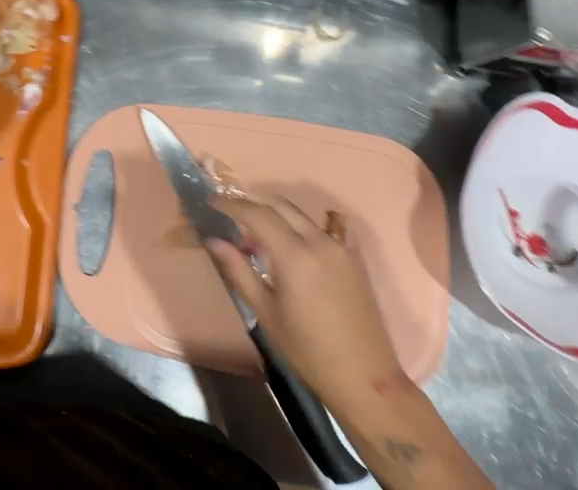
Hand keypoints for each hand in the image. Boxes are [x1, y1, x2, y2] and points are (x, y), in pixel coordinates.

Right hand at [210, 195, 409, 408]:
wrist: (364, 376)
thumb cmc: (307, 350)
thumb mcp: (266, 313)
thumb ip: (239, 271)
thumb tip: (214, 241)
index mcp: (294, 254)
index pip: (257, 214)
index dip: (232, 204)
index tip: (213, 202)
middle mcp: (318, 241)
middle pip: (280, 205)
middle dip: (253, 202)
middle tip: (231, 212)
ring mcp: (339, 247)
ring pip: (301, 215)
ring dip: (275, 214)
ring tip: (256, 234)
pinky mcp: (353, 257)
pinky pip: (320, 229)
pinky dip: (299, 227)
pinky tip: (289, 245)